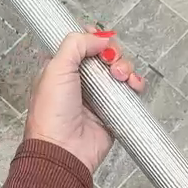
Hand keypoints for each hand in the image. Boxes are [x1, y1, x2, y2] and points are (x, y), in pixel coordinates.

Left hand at [25, 28, 143, 173]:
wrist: (64, 150)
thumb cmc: (51, 115)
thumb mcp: (56, 68)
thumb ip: (76, 44)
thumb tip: (99, 37)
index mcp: (60, 68)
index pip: (80, 44)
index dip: (91, 37)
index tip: (98, 39)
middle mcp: (79, 80)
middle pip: (104, 54)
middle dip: (112, 53)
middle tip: (110, 62)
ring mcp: (98, 95)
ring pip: (119, 70)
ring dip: (124, 67)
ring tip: (120, 76)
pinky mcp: (113, 109)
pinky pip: (130, 91)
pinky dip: (135, 84)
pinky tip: (132, 85)